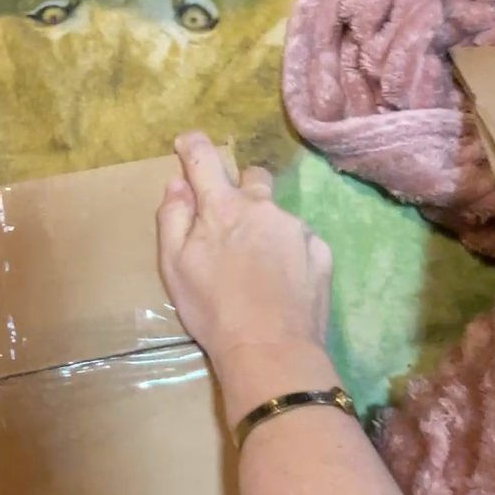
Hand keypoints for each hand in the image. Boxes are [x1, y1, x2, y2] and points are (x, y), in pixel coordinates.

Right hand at [157, 132, 335, 415]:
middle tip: (230, 222)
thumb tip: (177, 183)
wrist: (270, 350)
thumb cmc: (212, 308)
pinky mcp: (321, 252)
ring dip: (265, 226)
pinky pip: (301, 239)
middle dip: (240, 188)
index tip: (186, 144)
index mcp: (223, 206)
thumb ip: (172, 217)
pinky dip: (289, 250)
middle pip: (252, 176)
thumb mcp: (173, 265)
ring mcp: (297, 228)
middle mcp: (263, 206)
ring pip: (277, 212)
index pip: (203, 158)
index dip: (192, 145)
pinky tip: (282, 280)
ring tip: (258, 265)